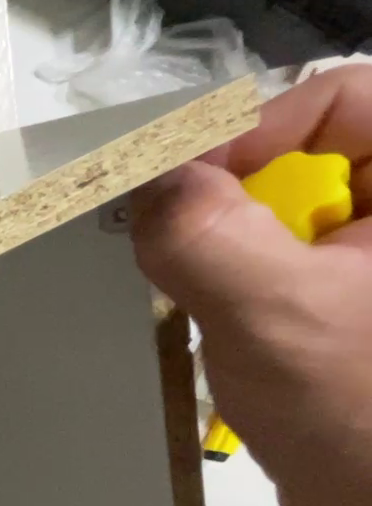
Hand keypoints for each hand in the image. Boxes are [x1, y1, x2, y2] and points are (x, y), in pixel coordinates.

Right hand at [132, 66, 371, 505]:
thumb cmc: (353, 410)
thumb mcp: (267, 313)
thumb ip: (206, 237)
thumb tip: (154, 182)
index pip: (344, 95)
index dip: (249, 134)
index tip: (175, 197)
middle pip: (322, 146)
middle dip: (238, 199)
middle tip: (195, 258)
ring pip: (302, 200)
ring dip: (239, 243)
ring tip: (230, 301)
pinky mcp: (366, 286)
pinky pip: (302, 243)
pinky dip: (253, 272)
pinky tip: (246, 317)